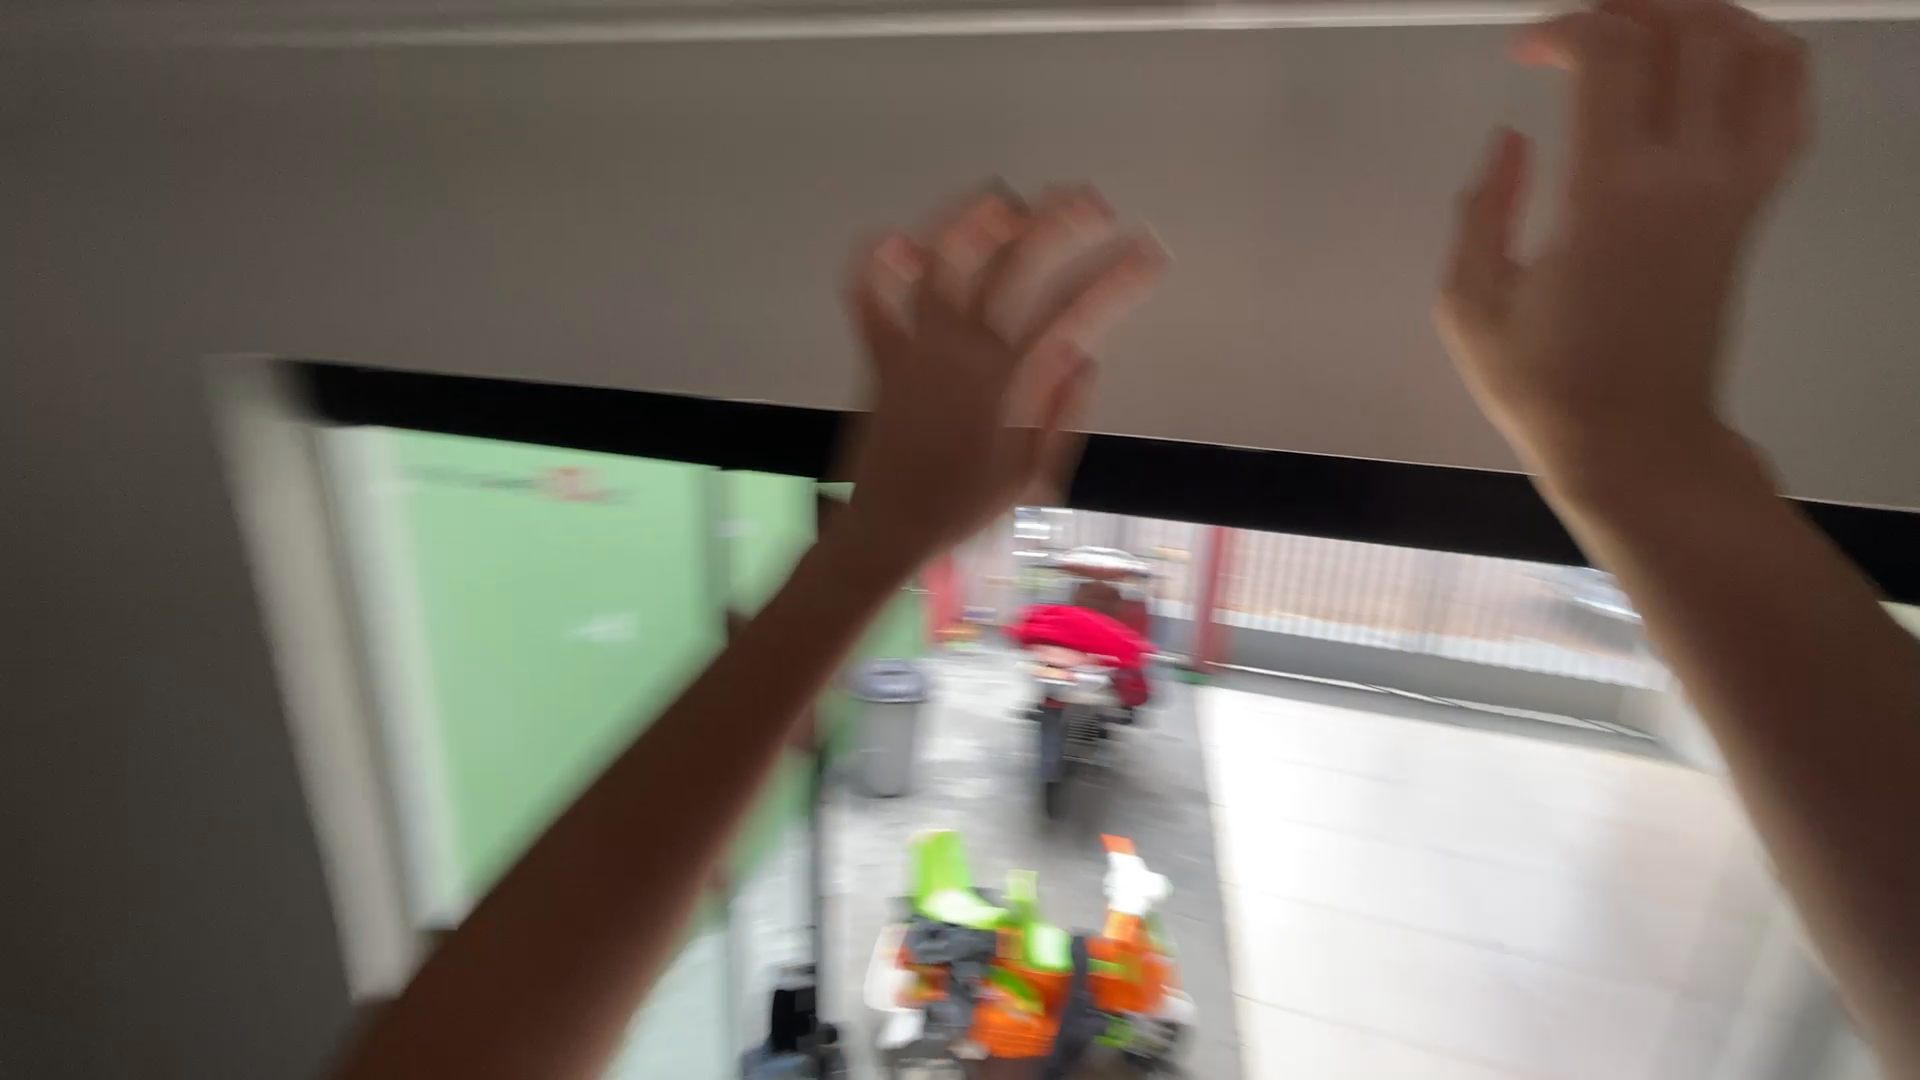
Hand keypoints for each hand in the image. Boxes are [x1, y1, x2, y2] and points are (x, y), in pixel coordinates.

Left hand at [839, 187, 1165, 567]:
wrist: (889, 529)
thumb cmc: (962, 511)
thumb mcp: (1031, 476)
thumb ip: (1061, 414)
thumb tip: (1083, 357)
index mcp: (1008, 382)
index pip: (1075, 310)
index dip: (1119, 277)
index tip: (1149, 253)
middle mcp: (963, 351)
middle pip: (1015, 263)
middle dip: (1061, 222)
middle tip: (1092, 203)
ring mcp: (916, 348)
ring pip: (943, 261)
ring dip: (976, 221)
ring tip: (1005, 201)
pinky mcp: (879, 358)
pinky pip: (869, 300)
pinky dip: (875, 266)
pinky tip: (895, 238)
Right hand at [1436, 0, 1808, 485]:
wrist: (1629, 434)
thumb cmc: (1536, 380)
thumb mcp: (1468, 303)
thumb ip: (1482, 212)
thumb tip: (1511, 141)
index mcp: (1609, 194)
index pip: (1613, 55)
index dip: (1564, 28)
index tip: (1520, 49)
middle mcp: (1690, 169)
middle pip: (1689, 29)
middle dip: (1627, 7)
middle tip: (1574, 29)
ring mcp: (1738, 181)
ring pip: (1752, 45)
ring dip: (1695, 17)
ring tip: (1638, 31)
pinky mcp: (1756, 201)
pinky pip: (1783, 94)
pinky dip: (1755, 54)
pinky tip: (1709, 63)